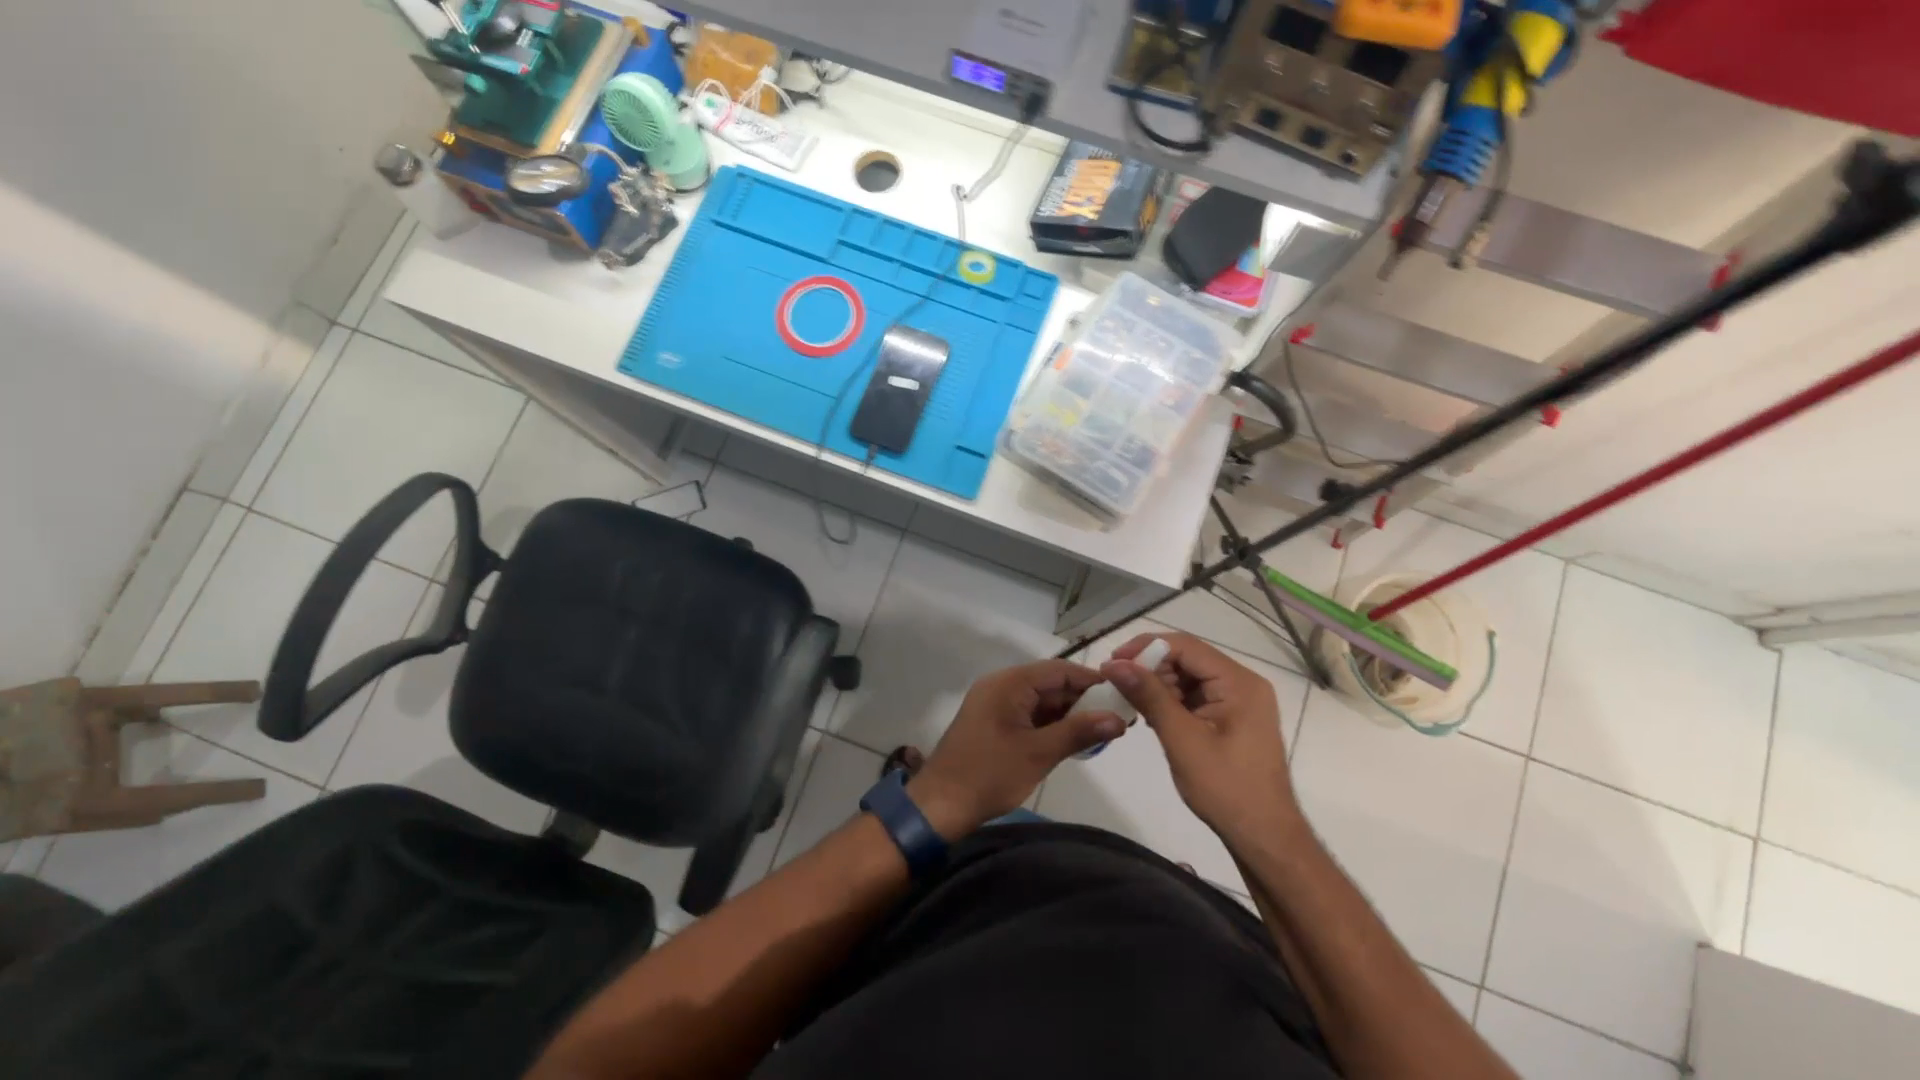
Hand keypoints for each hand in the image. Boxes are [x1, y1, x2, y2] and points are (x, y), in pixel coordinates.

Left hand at [908, 659, 1123, 838]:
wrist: (939, 806)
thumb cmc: (989, 775)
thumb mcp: (1039, 754)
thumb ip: (1079, 732)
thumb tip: (1119, 719)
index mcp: (1008, 684)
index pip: (1059, 670)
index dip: (1092, 680)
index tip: (1123, 695)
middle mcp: (1000, 686)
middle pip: (1050, 683)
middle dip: (1083, 699)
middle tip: (1118, 717)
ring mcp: (994, 705)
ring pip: (1041, 701)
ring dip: (1068, 714)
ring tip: (1103, 731)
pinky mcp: (992, 724)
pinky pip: (1028, 715)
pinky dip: (1050, 725)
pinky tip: (1073, 740)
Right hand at [1101, 632, 1305, 842]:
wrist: (1263, 835)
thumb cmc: (1225, 787)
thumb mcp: (1182, 739)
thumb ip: (1149, 696)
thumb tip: (1115, 665)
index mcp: (1239, 682)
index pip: (1185, 646)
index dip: (1145, 648)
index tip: (1111, 664)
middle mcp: (1243, 684)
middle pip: (1189, 659)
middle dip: (1150, 667)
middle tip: (1114, 684)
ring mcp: (1241, 702)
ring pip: (1190, 678)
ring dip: (1159, 686)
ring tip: (1128, 702)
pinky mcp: (1234, 719)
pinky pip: (1198, 697)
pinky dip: (1172, 702)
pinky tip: (1150, 716)